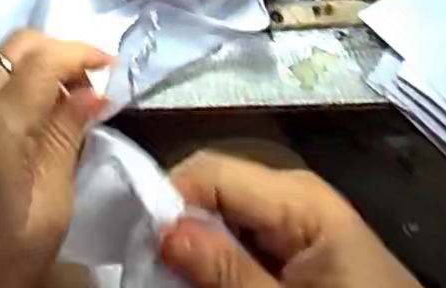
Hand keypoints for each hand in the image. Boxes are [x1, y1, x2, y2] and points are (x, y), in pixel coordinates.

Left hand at [0, 32, 112, 287]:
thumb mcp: (50, 208)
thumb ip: (67, 137)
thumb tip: (94, 92)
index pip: (44, 61)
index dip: (81, 53)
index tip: (111, 64)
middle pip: (19, 42)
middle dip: (59, 50)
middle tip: (89, 80)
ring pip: (1, 52)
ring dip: (37, 59)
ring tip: (67, 94)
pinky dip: (16, 73)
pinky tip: (35, 104)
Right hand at [159, 153, 418, 287]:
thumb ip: (226, 268)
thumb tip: (162, 227)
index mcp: (297, 194)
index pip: (209, 169)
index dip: (171, 198)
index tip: (142, 239)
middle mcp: (294, 192)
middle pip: (215, 187)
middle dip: (184, 222)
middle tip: (156, 263)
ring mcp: (300, 219)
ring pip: (226, 212)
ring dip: (201, 242)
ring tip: (181, 273)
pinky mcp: (303, 246)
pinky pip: (248, 236)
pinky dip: (226, 256)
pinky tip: (213, 278)